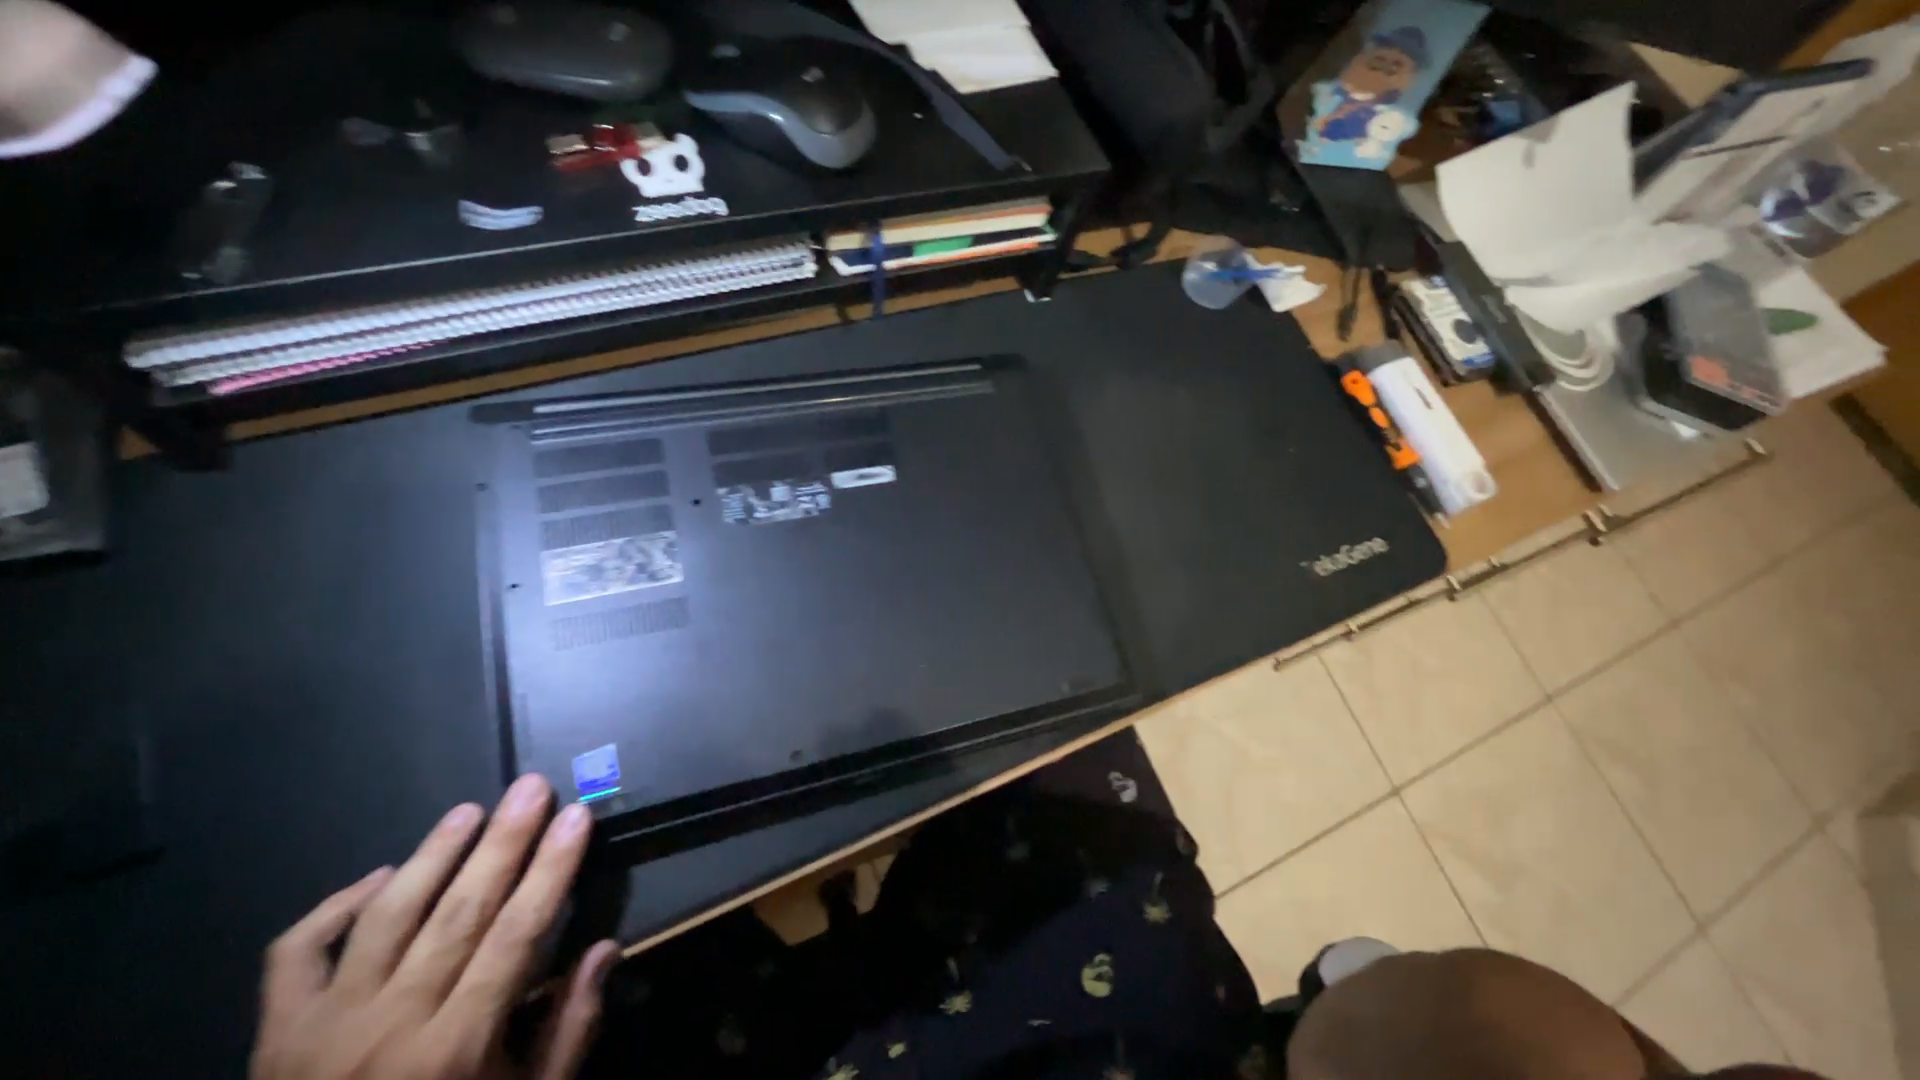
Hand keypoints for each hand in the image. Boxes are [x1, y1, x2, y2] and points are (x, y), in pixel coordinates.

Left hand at [251, 774, 621, 1079]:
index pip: (517, 934)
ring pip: (385, 916)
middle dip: (502, 842)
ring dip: (431, 856)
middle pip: (457, 912)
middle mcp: (388, 1026)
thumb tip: (605, 950)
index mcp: (454, 1051)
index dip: (551, 869)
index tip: (575, 817)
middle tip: (530, 788)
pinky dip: (334, 908)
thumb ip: (569, 1030)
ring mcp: (322, 1026)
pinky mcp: (275, 1035)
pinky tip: (377, 877)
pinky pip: (296, 954)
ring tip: (469, 810)